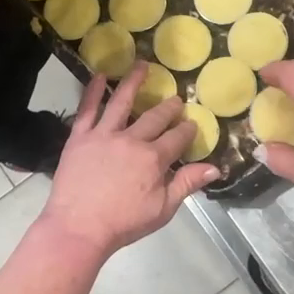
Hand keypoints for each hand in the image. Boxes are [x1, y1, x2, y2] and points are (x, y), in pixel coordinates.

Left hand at [37, 64, 219, 255]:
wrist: (79, 227)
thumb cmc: (123, 223)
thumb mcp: (162, 209)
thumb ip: (187, 184)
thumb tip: (215, 168)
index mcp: (154, 158)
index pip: (177, 138)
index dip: (186, 130)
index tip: (192, 122)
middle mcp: (131, 140)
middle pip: (154, 118)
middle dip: (168, 107)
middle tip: (175, 98)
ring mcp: (103, 135)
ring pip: (121, 102)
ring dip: (133, 82)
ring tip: (142, 65)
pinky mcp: (79, 138)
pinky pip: (87, 109)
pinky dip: (93, 91)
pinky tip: (100, 76)